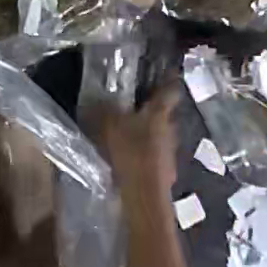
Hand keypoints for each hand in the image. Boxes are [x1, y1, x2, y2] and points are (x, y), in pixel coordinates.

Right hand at [92, 84, 181, 202]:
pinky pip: (155, 155)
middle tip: (132, 109)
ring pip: (160, 135)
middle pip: (164, 114)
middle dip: (150, 112)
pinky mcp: (167, 170)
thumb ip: (102, 110)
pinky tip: (130, 159)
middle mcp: (170, 128)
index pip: (170, 89)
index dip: (169, 79)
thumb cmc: (130, 152)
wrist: (145, 194)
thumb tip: (95, 97)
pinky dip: (145, 154)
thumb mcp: (109, 125)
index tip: (165, 72)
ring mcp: (171, 150)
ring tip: (128, 136)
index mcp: (159, 112)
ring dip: (148, 134)